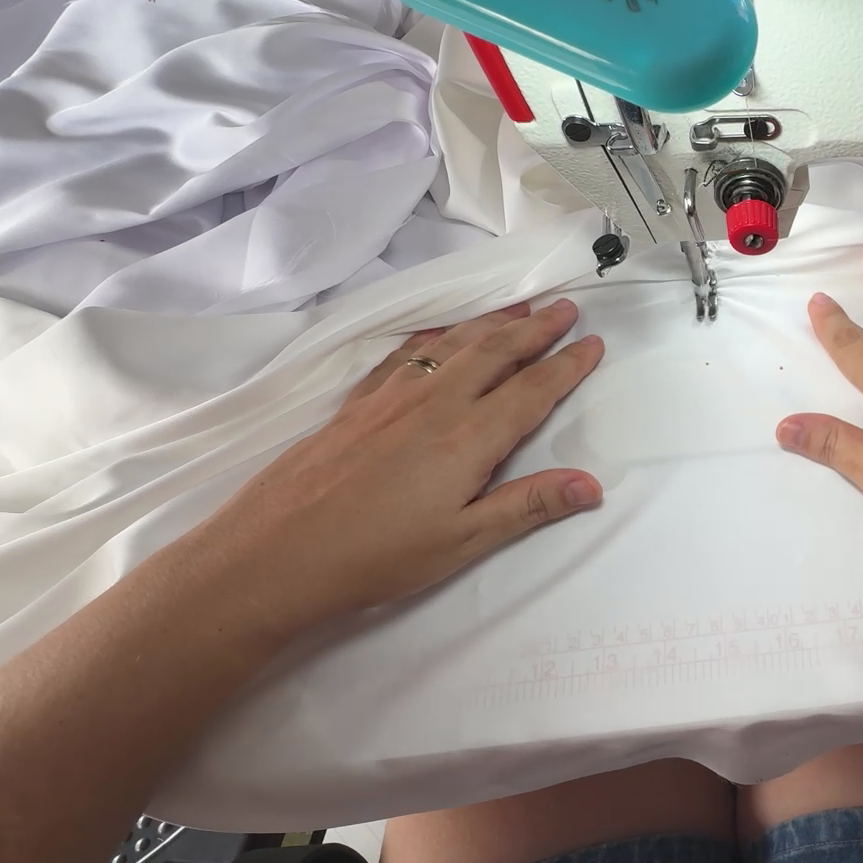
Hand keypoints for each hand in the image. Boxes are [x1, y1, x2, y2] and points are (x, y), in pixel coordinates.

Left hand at [168, 300, 604, 628]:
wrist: (268, 557)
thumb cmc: (377, 556)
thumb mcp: (465, 541)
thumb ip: (530, 506)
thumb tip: (593, 485)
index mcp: (468, 438)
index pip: (532, 390)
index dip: (568, 365)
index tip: (594, 343)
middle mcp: (434, 404)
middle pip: (495, 351)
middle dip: (535, 327)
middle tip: (565, 307)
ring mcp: (391, 398)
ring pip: (451, 344)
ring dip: (491, 321)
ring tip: (518, 305)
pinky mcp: (356, 405)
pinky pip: (403, 353)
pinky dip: (433, 334)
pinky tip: (439, 331)